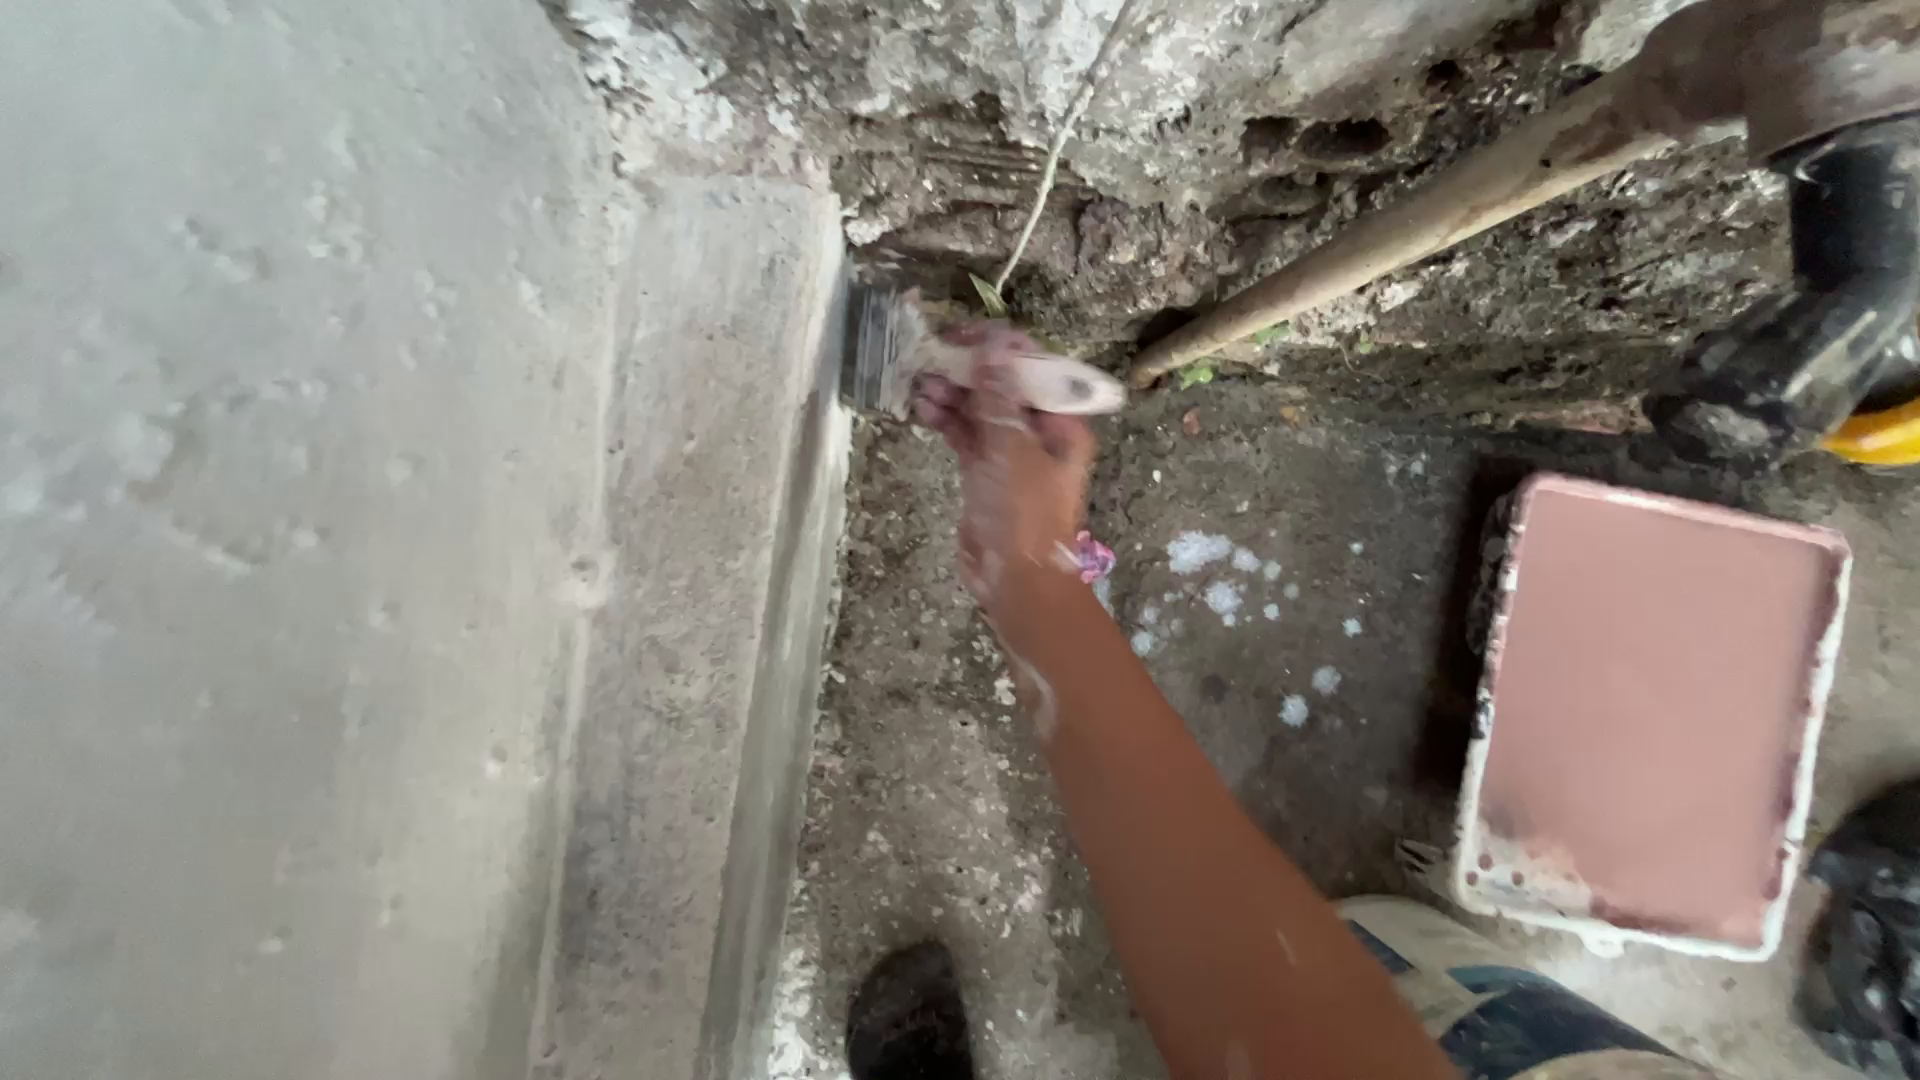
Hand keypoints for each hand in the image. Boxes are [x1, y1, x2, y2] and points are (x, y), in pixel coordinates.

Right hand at [912, 323, 1097, 655]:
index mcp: (1061, 423)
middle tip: (931, 356)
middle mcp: (1038, 433)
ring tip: (919, 383)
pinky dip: (947, 422)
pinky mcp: (985, 473)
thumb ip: (1000, 397)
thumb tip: (995, 346)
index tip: (962, 335)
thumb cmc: (1025, 515)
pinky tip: (922, 408)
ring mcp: (1010, 453)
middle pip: (1002, 387)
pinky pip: (966, 436)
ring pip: (980, 411)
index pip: (1033, 370)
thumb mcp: (1012, 450)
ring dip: (952, 395)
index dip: (1000, 348)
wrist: (1017, 582)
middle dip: (968, 371)